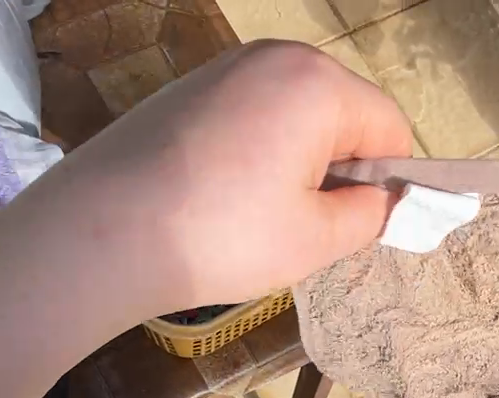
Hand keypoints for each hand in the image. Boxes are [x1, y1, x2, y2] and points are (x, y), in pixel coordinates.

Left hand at [16, 41, 414, 320]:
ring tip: (264, 219)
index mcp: (317, 84)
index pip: (389, 127)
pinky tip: (229, 198)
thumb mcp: (315, 239)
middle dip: (342, 170)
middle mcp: (275, 57)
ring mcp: (227, 67)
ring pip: (297, 117)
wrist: (108, 231)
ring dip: (302, 166)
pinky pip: (255, 117)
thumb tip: (384, 199)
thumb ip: (369, 215)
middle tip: (311, 229)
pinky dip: (261, 155)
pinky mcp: (191, 90)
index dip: (391, 181)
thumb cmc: (224, 237)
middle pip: (343, 113)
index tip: (365, 226)